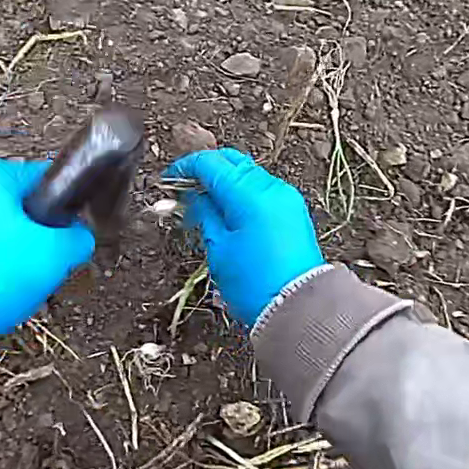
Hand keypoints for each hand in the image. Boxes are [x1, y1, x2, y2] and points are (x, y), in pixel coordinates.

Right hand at [166, 149, 324, 326]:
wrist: (298, 307)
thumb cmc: (256, 284)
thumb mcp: (219, 248)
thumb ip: (204, 213)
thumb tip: (192, 196)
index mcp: (251, 194)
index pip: (212, 163)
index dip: (186, 168)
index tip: (169, 180)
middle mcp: (272, 188)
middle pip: (232, 162)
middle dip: (206, 172)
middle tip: (184, 192)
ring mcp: (286, 198)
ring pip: (248, 174)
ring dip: (224, 183)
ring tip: (203, 208)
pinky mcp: (293, 210)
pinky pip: (262, 190)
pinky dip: (242, 194)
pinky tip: (227, 214)